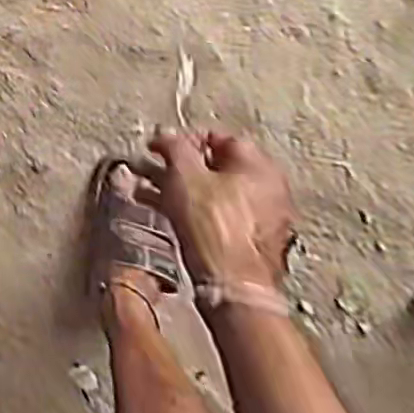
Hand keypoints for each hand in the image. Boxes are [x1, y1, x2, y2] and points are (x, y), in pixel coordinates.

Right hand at [144, 131, 296, 289]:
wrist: (232, 278)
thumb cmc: (212, 222)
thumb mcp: (183, 172)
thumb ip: (174, 146)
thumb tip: (167, 134)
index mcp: (260, 169)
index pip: (223, 138)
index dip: (187, 138)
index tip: (161, 146)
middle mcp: (268, 190)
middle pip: (216, 166)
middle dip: (178, 165)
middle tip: (151, 166)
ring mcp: (261, 217)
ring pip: (212, 190)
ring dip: (176, 185)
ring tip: (145, 187)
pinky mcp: (248, 238)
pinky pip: (214, 212)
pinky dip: (187, 205)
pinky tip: (159, 207)